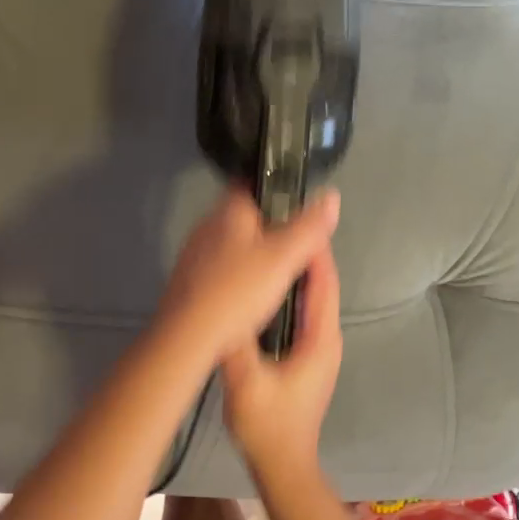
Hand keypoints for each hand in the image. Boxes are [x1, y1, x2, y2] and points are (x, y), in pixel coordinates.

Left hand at [156, 187, 340, 364]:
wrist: (188, 335)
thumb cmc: (237, 292)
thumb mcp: (283, 258)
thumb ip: (308, 227)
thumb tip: (331, 196)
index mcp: (228, 213)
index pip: (250, 184)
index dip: (274, 190)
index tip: (295, 206)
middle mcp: (205, 227)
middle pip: (241, 218)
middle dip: (266, 229)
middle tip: (291, 248)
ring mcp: (193, 256)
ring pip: (229, 246)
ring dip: (250, 256)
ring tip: (274, 275)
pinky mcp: (187, 283)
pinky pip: (218, 272)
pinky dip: (235, 279)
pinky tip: (247, 297)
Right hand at [220, 240, 341, 478]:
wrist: (284, 467)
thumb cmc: (269, 427)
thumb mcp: (245, 385)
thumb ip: (233, 345)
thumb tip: (219, 306)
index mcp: (319, 339)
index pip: (322, 282)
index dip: (310, 249)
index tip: (290, 219)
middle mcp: (325, 339)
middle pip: (318, 286)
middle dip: (298, 257)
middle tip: (267, 231)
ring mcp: (318, 351)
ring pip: (309, 301)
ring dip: (290, 277)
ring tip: (260, 254)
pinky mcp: (306, 360)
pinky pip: (300, 317)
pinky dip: (285, 298)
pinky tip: (258, 296)